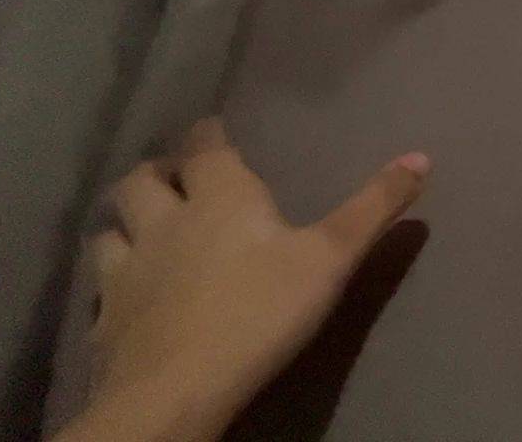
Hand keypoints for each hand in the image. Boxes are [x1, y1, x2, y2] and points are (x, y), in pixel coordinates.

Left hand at [54, 119, 428, 441]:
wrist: (175, 397)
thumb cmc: (262, 309)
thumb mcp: (335, 254)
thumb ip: (376, 204)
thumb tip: (421, 156)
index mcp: (221, 200)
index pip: (204, 152)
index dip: (206, 135)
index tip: (208, 124)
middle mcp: (165, 226)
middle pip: (140, 185)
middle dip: (155, 173)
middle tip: (174, 172)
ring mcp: (123, 277)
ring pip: (109, 234)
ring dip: (125, 223)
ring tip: (143, 226)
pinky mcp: (102, 326)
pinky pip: (100, 290)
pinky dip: (114, 280)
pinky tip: (130, 292)